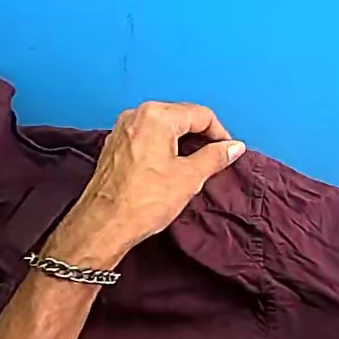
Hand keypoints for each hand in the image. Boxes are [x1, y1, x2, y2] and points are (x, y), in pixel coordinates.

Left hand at [45, 101, 244, 269]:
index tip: (228, 150)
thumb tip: (234, 147)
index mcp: (157, 117)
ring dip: (182, 141)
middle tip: (215, 158)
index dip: (220, 133)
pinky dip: (163, 146)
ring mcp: (122, 129)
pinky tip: (170, 167)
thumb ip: (215, 156)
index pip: (200, 114)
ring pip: (163, 126)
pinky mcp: (114, 145)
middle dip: (201, 135)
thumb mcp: (190, 177)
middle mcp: (136, 115)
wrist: (105, 225)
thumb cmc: (145, 201)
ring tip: (194, 164)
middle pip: (181, 116)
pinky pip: (147, 136)